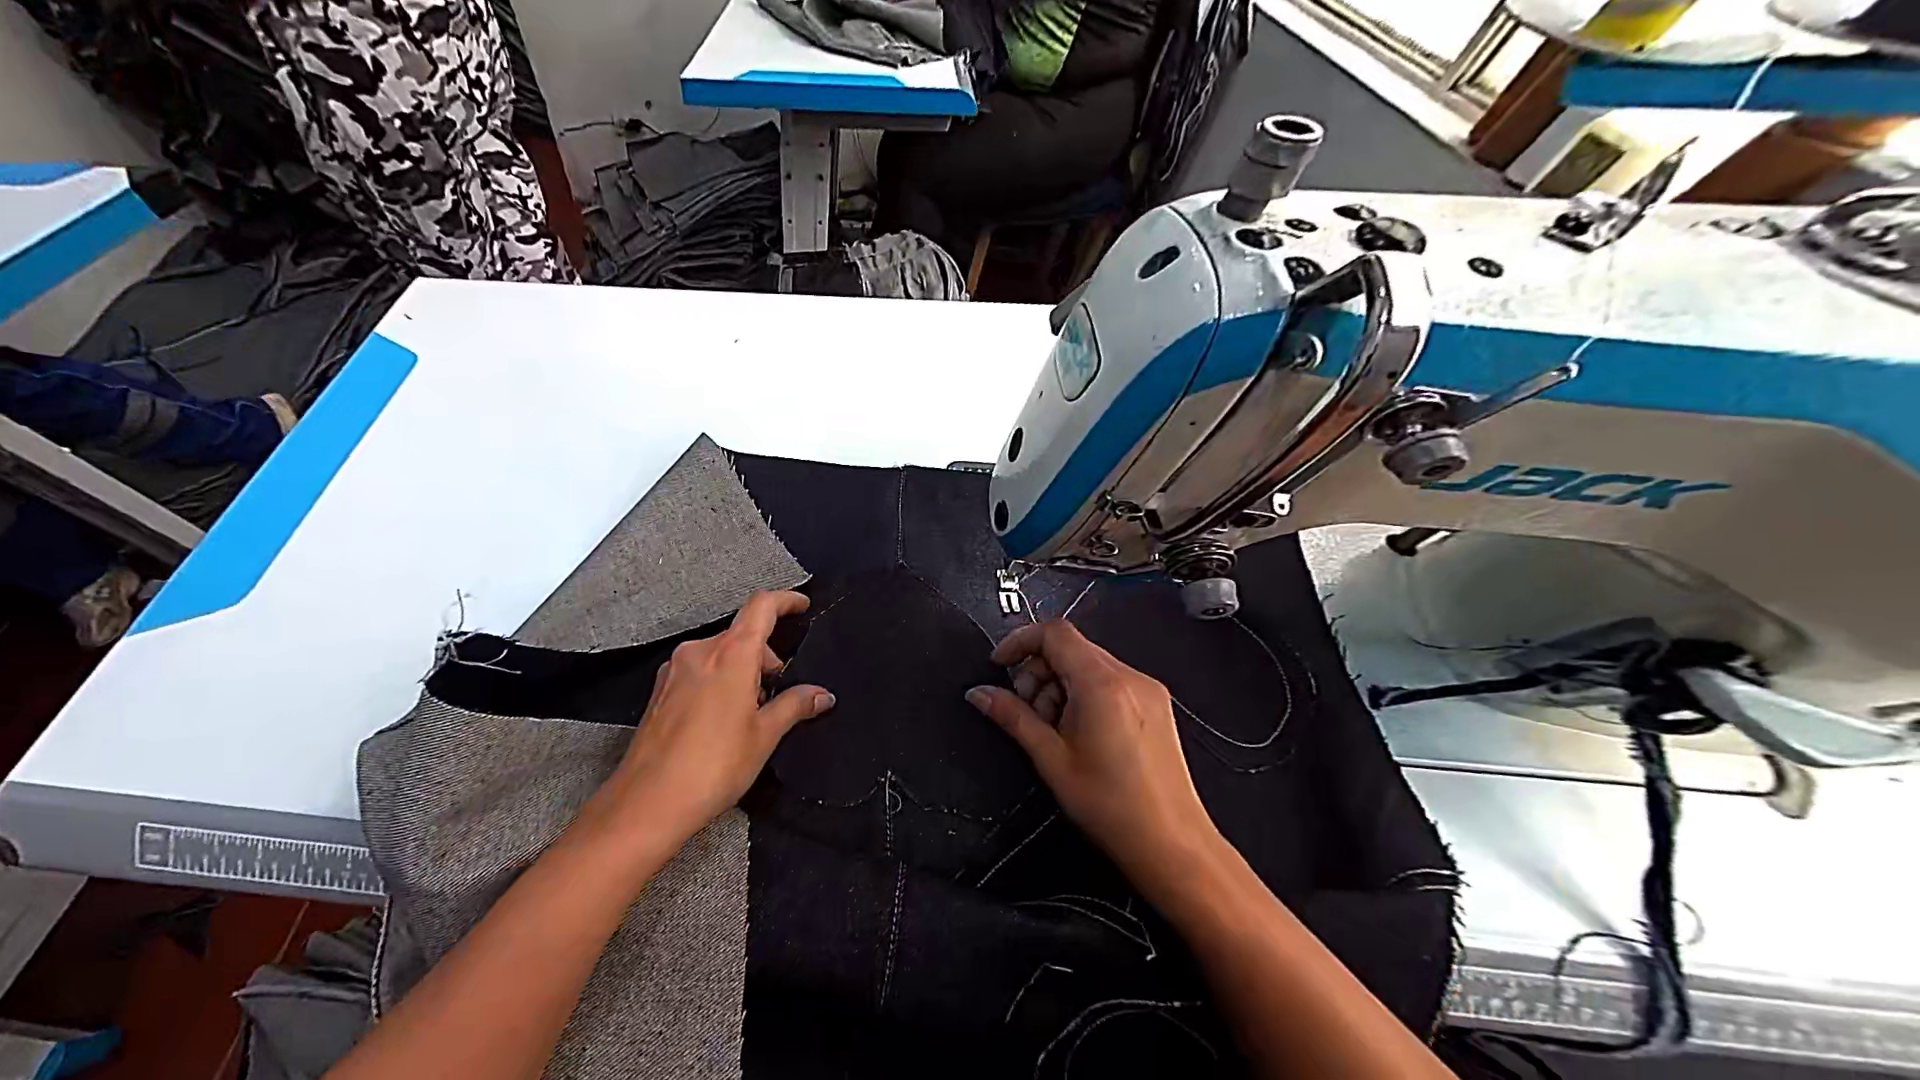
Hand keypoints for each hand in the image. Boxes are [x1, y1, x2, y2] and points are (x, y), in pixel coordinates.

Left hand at [579, 591, 834, 860]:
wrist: (648, 803)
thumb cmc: (709, 768)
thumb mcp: (764, 735)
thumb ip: (795, 705)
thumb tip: (820, 695)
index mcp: (731, 655)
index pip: (761, 607)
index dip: (785, 600)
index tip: (800, 605)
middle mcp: (699, 653)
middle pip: (742, 634)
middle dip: (766, 655)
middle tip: (779, 689)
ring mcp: (675, 671)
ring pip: (720, 653)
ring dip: (742, 670)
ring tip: (752, 711)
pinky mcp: (661, 691)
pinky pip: (699, 670)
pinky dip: (719, 681)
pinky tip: (725, 718)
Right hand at [965, 620, 1221, 893]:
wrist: (1171, 844)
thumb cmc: (1115, 809)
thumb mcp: (1051, 759)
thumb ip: (1012, 717)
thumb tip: (981, 694)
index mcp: (1102, 685)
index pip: (1054, 632)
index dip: (1020, 641)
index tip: (1001, 664)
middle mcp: (1129, 677)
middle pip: (1070, 647)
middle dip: (1038, 672)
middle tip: (1028, 711)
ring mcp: (1146, 689)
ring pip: (1088, 664)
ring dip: (1060, 686)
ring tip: (1055, 731)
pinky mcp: (1155, 703)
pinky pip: (1109, 680)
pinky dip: (1084, 694)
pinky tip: (1079, 733)